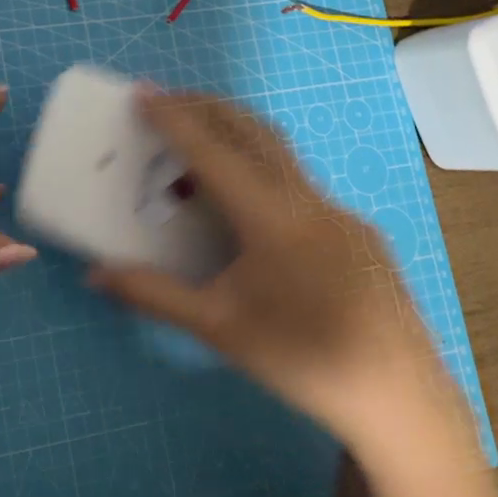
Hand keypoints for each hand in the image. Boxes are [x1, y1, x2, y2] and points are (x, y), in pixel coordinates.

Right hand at [88, 89, 445, 443]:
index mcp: (274, 219)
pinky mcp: (361, 236)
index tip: (143, 90)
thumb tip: (92, 274)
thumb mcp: (217, 327)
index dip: (175, 119)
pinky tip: (246, 208)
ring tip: (198, 146)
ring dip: (237, 137)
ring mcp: (343, 217)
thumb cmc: (302, 361)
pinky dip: (262, 172)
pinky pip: (300, 187)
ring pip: (282, 157)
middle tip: (167, 99)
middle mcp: (312, 203)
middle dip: (209, 108)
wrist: (405, 406)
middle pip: (256, 133)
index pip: (214, 152)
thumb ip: (152, 293)